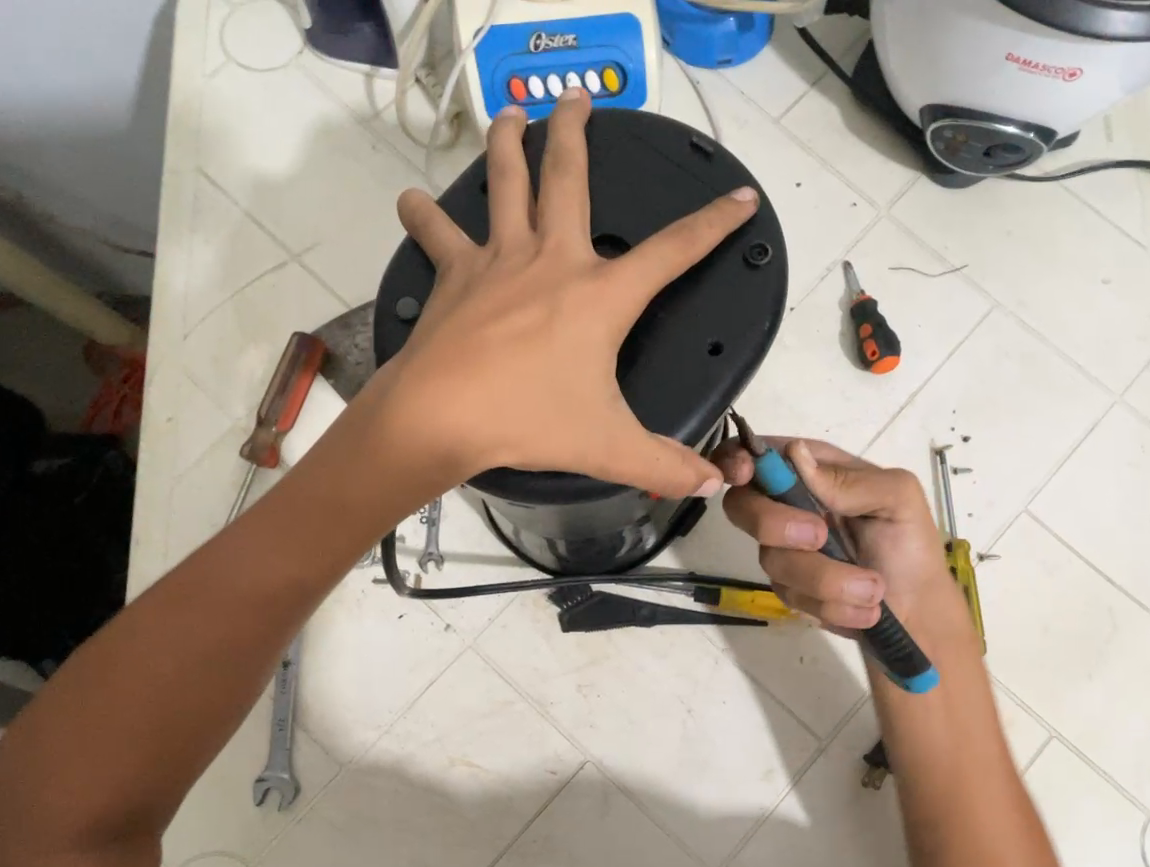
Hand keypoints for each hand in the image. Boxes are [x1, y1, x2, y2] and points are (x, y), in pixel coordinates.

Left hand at [373, 88, 758, 496]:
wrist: (442, 417)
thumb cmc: (530, 423)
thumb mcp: (609, 447)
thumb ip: (664, 465)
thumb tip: (711, 484)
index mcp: (601, 296)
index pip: (674, 252)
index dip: (712, 224)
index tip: (738, 198)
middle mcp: (553, 260)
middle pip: (569, 179)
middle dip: (577, 133)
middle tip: (579, 99)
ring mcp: (499, 260)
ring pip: (505, 184)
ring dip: (508, 143)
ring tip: (511, 115)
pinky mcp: (456, 274)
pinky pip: (439, 233)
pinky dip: (424, 214)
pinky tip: (411, 200)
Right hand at [715, 438, 967, 638]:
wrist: (918, 613)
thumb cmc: (912, 546)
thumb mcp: (898, 498)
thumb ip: (849, 479)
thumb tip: (796, 454)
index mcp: (813, 472)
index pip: (756, 453)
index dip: (736, 459)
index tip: (745, 475)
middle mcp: (789, 506)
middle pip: (742, 505)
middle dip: (775, 525)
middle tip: (820, 537)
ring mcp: (785, 550)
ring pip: (772, 559)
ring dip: (829, 579)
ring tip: (874, 590)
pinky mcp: (789, 589)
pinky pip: (791, 595)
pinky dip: (833, 604)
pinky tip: (863, 608)